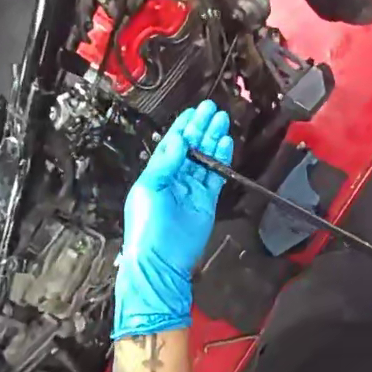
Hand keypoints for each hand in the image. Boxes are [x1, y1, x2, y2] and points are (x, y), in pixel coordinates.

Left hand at [114, 101, 234, 337]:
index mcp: (156, 174)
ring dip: (213, 140)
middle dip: (202, 128)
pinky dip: (221, 160)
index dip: (184, 126)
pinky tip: (225, 145)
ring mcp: (191, 190)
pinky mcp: (206, 201)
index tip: (194, 111)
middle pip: (191, 148)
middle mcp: (174, 179)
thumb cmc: (146, 229)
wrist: (160, 261)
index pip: (172, 144)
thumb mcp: (148, 188)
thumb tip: (178, 141)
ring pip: (205, 159)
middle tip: (213, 110)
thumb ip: (165, 163)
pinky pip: (215, 176)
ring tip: (222, 122)